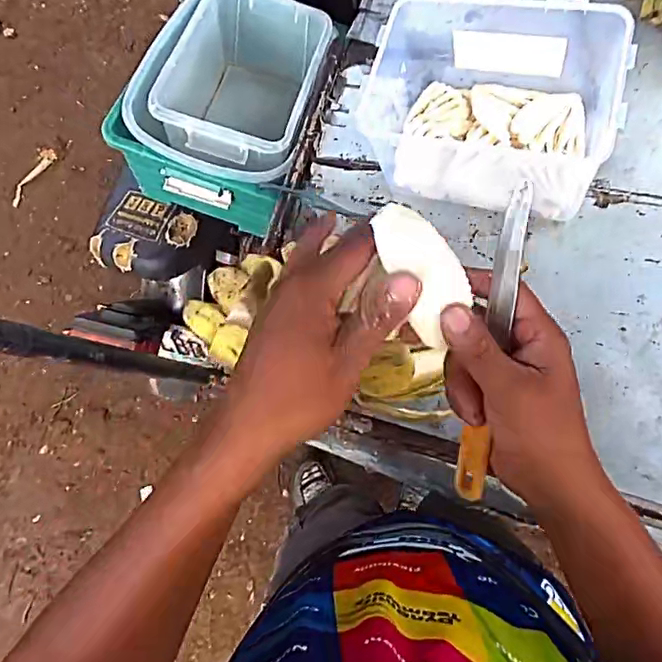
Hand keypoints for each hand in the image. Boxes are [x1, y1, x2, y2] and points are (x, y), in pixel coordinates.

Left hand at [210, 214, 419, 472]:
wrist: (246, 426)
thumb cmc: (298, 400)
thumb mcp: (347, 363)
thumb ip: (377, 318)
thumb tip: (409, 279)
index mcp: (313, 289)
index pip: (356, 245)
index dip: (386, 235)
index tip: (415, 235)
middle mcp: (293, 282)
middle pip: (330, 242)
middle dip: (363, 236)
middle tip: (398, 235)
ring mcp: (280, 296)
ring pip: (311, 254)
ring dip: (338, 244)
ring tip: (372, 241)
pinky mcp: (275, 311)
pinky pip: (303, 273)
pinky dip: (323, 265)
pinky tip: (340, 279)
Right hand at [441, 273, 606, 512]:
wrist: (552, 488)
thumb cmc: (544, 437)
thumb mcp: (508, 389)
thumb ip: (477, 350)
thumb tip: (452, 310)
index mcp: (539, 336)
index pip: (509, 291)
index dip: (480, 283)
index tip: (445, 284)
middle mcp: (522, 346)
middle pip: (477, 326)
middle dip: (465, 357)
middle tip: (471, 383)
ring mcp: (507, 370)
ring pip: (465, 356)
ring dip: (464, 385)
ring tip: (479, 412)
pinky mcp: (494, 391)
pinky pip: (465, 379)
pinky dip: (465, 398)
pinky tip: (478, 419)